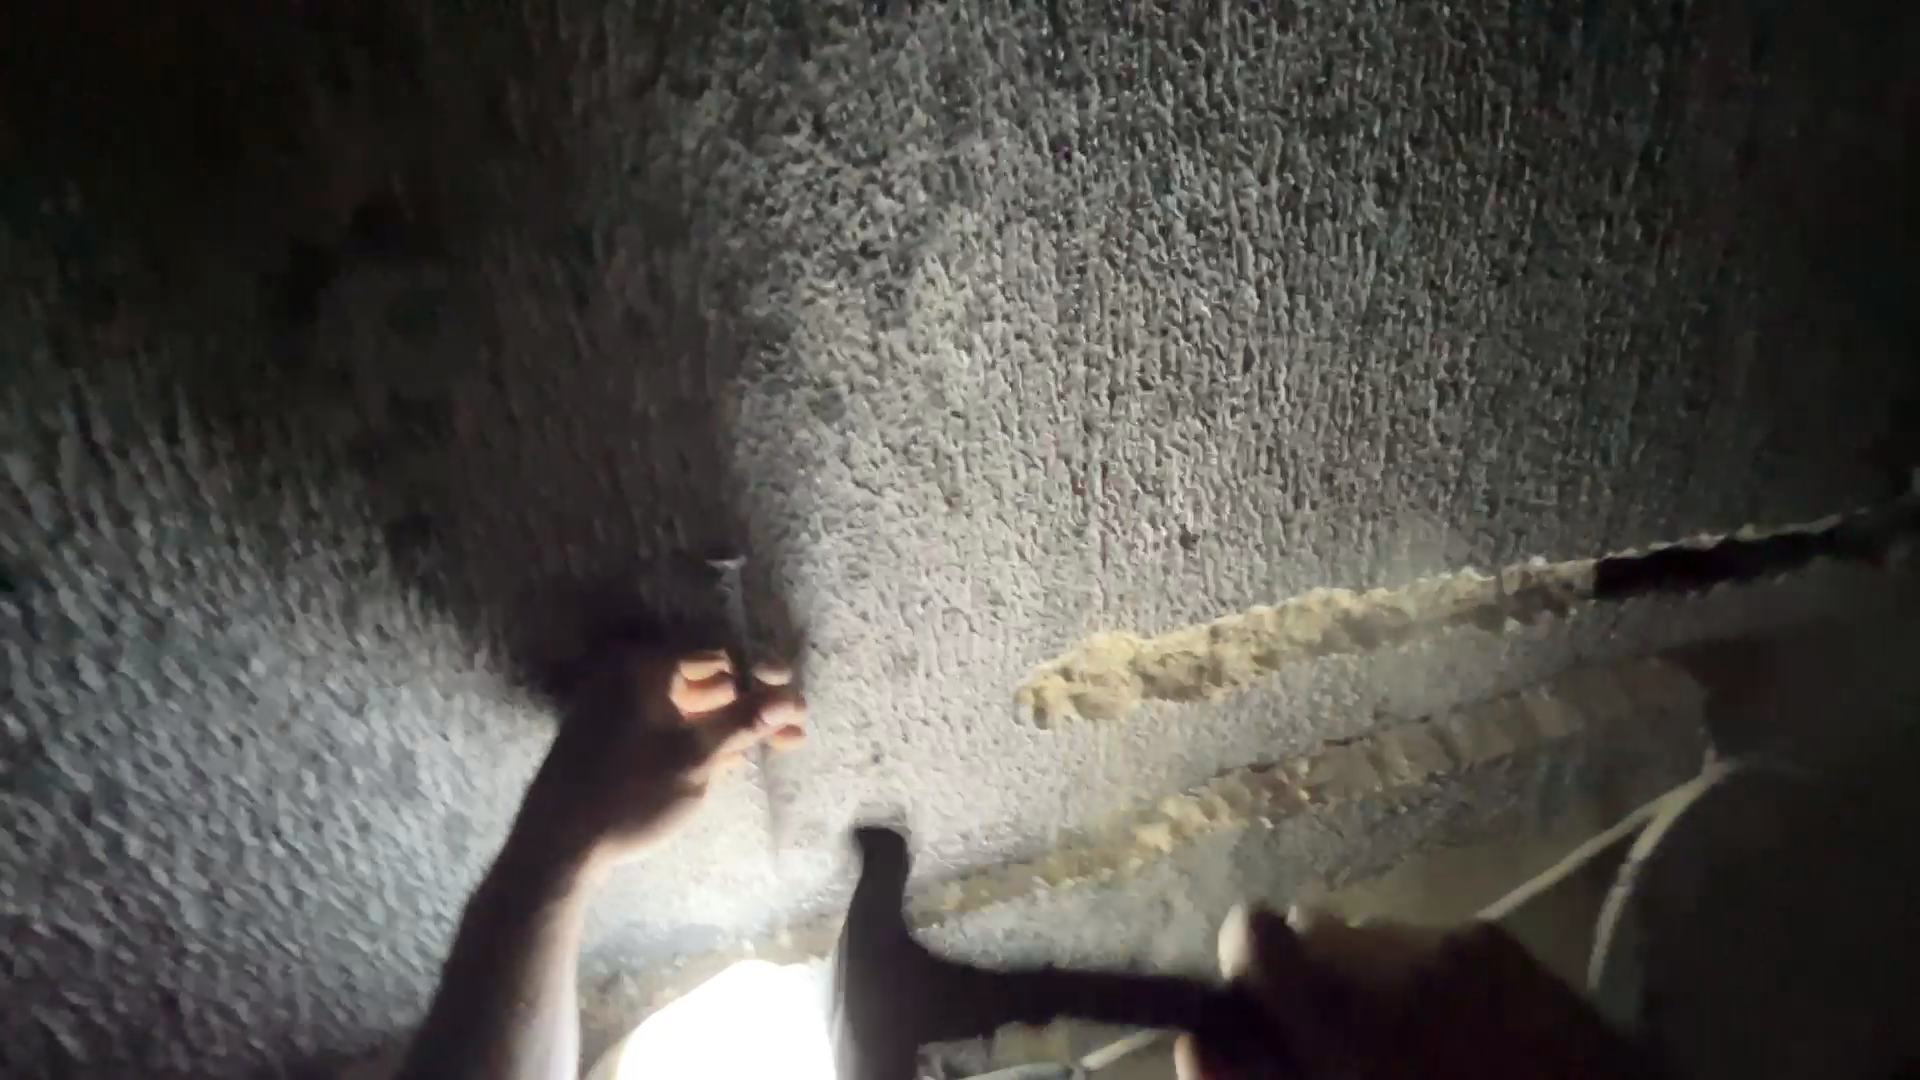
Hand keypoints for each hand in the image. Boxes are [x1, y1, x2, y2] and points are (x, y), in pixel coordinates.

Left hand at [516, 646, 806, 867]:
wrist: (557, 852)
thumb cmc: (629, 792)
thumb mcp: (697, 755)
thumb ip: (747, 720)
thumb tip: (793, 698)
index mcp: (645, 670)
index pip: (718, 656)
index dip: (761, 672)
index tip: (792, 695)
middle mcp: (635, 682)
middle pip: (711, 683)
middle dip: (756, 703)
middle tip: (796, 723)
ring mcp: (628, 715)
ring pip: (698, 710)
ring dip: (739, 724)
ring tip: (785, 741)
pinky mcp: (625, 745)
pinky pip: (677, 731)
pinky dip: (709, 741)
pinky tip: (744, 757)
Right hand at [1175, 905, 1654, 1079]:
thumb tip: (1191, 1041)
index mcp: (1351, 1013)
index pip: (1251, 931)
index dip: (1247, 969)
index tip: (1271, 1016)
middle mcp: (1392, 954)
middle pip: (1307, 928)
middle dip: (1312, 978)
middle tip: (1349, 1046)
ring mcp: (1454, 940)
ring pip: (1366, 933)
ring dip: (1369, 977)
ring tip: (1415, 1044)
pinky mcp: (1500, 941)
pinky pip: (1422, 939)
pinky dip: (1423, 978)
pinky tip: (1467, 1035)